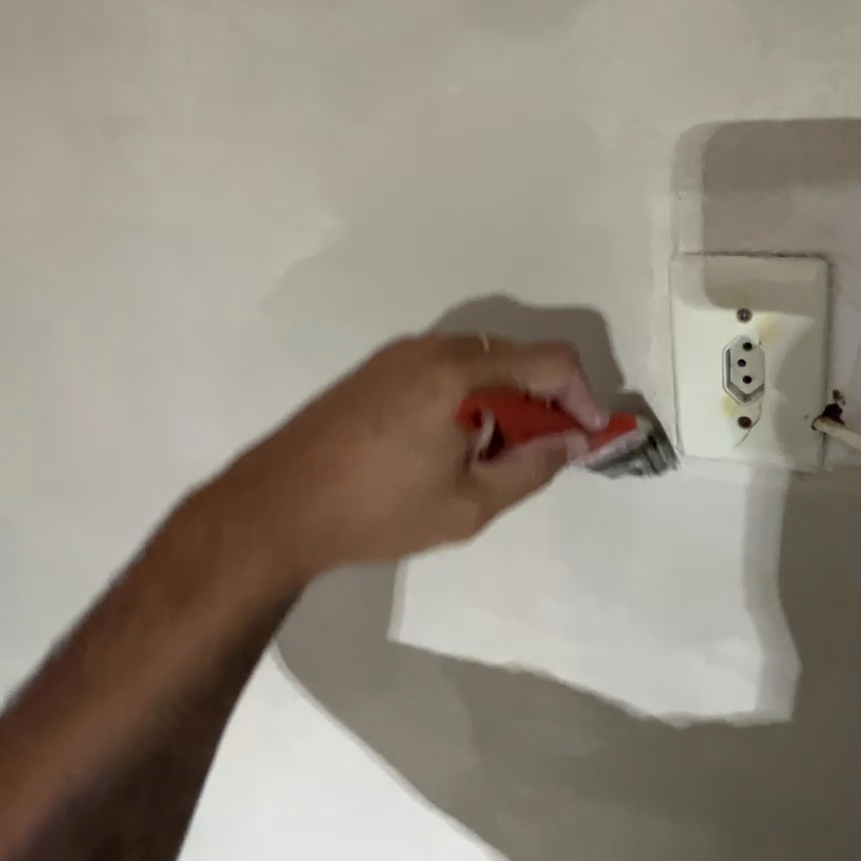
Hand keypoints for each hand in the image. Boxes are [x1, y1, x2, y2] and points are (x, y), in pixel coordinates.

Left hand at [202, 334, 606, 582]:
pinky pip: (445, 369)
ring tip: (493, 455)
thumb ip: (533, 467)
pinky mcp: (376, 369)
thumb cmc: (376, 512)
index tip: (587, 437)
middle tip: (541, 453)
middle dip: (543, 401)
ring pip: (481, 362)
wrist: (274, 509)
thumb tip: (573, 440)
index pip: (550, 360)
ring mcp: (398, 354)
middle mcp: (431, 348)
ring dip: (505, 399)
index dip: (582, 396)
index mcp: (459, 373)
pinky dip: (470, 396)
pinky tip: (451, 443)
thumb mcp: (469, 505)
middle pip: (517, 356)